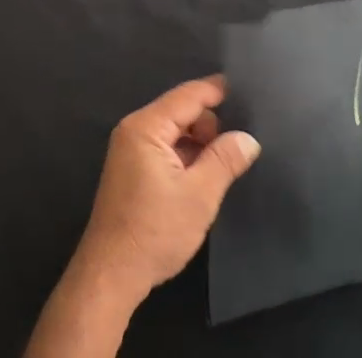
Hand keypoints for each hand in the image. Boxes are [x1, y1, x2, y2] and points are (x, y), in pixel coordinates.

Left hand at [72, 76, 261, 298]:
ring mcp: (130, 151)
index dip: (218, 90)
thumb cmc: (155, 230)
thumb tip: (248, 137)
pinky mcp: (133, 171)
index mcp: (145, 127)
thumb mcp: (199, 194)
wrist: (112, 273)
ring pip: (175, 132)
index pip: (188, 95)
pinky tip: (205, 177)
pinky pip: (166, 149)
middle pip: (181, 111)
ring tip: (227, 164)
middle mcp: (134, 131)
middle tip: (241, 144)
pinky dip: (186, 157)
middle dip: (211, 124)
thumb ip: (225, 159)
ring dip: (199, 144)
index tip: (249, 89)